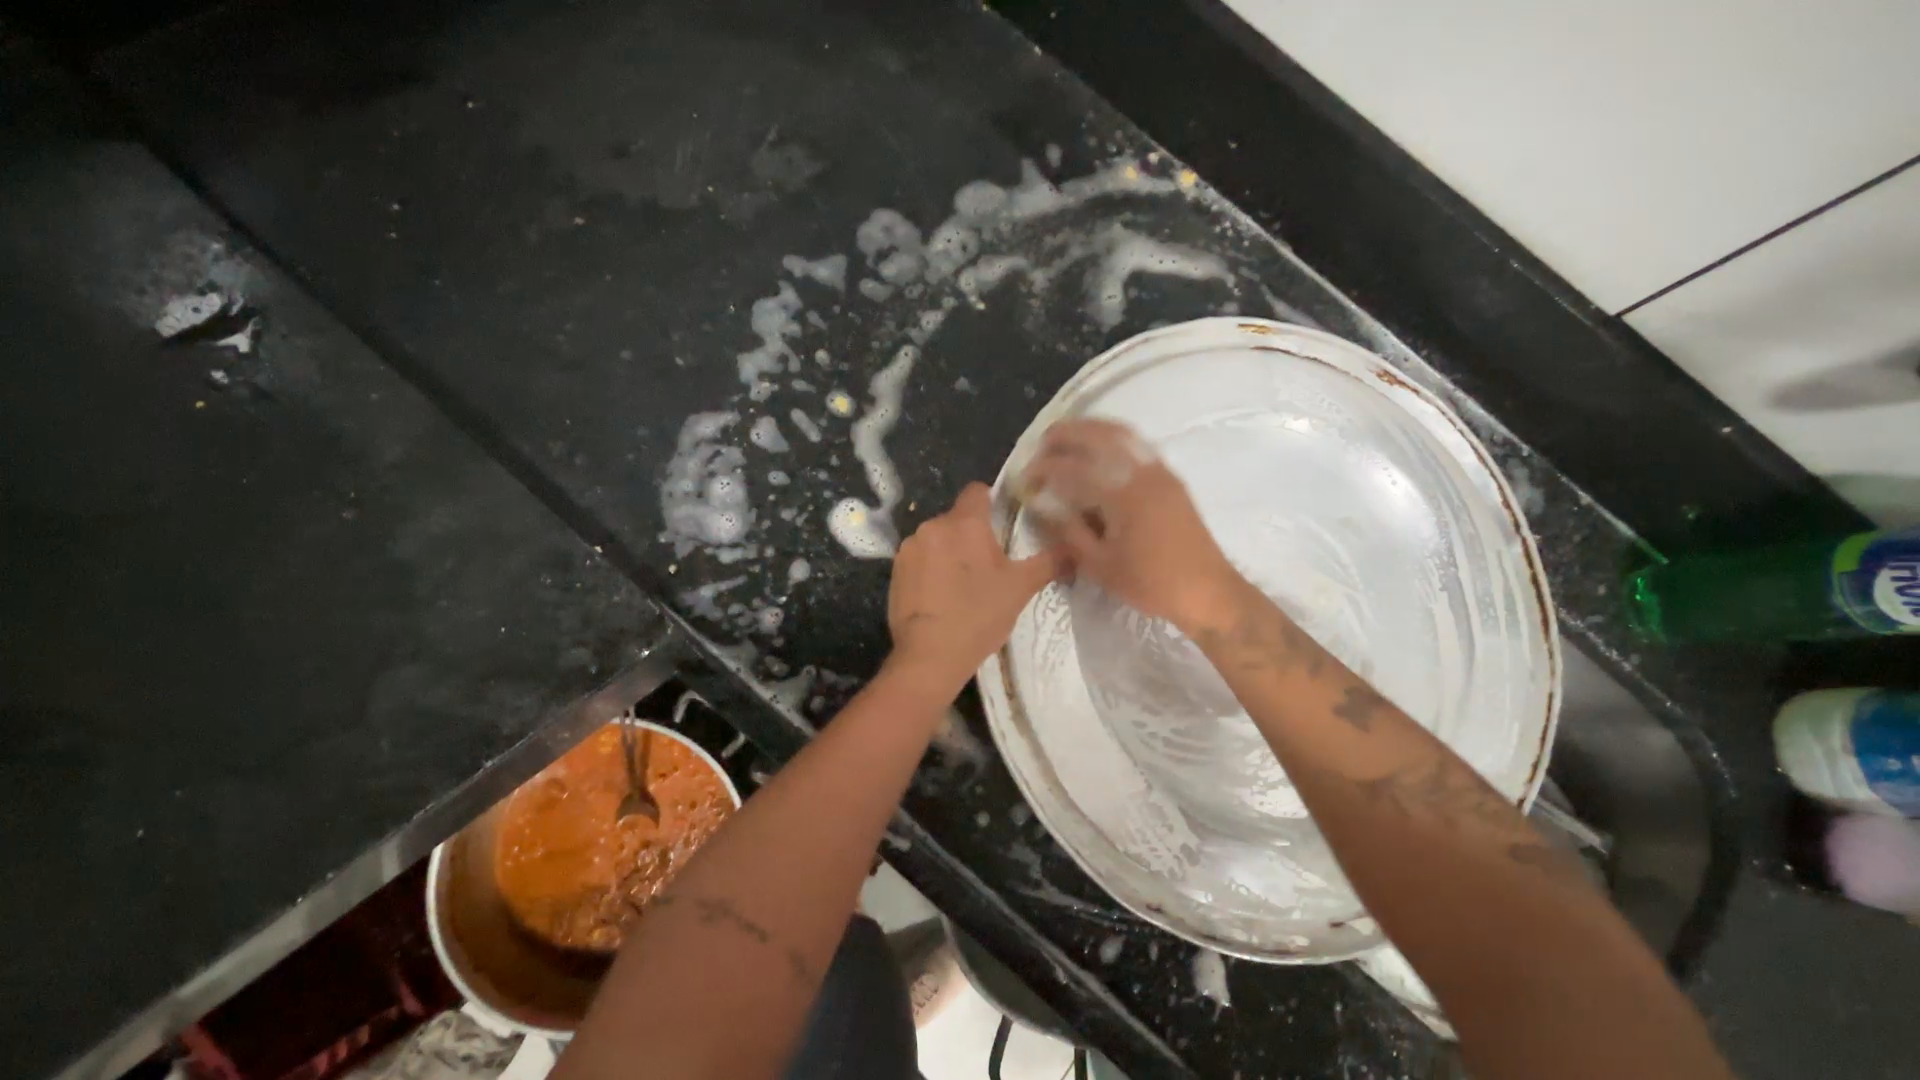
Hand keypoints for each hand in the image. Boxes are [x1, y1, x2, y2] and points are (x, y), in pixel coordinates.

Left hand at [885, 483, 1064, 697]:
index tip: (1004, 524)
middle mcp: (932, 526)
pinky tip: (941, 597)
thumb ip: (1050, 562)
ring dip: (950, 553)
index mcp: (964, 523)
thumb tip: (1075, 548)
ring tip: (964, 585)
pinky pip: (919, 560)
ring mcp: (909, 549)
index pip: (978, 491)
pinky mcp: (895, 571)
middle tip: (990, 566)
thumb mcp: (1021, 588)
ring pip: (937, 540)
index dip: (993, 502)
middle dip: (972, 536)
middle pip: (958, 519)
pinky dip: (930, 570)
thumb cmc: (978, 616)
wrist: (929, 656)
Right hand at [1019, 418, 1244, 633]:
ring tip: (1064, 437)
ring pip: (1120, 433)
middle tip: (1040, 445)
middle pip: (1098, 436)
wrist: (1206, 589)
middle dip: (1065, 435)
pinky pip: (1136, 442)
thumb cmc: (1150, 583)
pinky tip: (1098, 446)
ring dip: (1089, 429)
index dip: (1044, 469)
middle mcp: (1142, 472)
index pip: (1073, 469)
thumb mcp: (1100, 566)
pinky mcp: (1169, 476)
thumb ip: (1068, 531)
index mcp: (1123, 494)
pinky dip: (1111, 436)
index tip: (1025, 476)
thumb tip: (1041, 505)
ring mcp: (1160, 470)